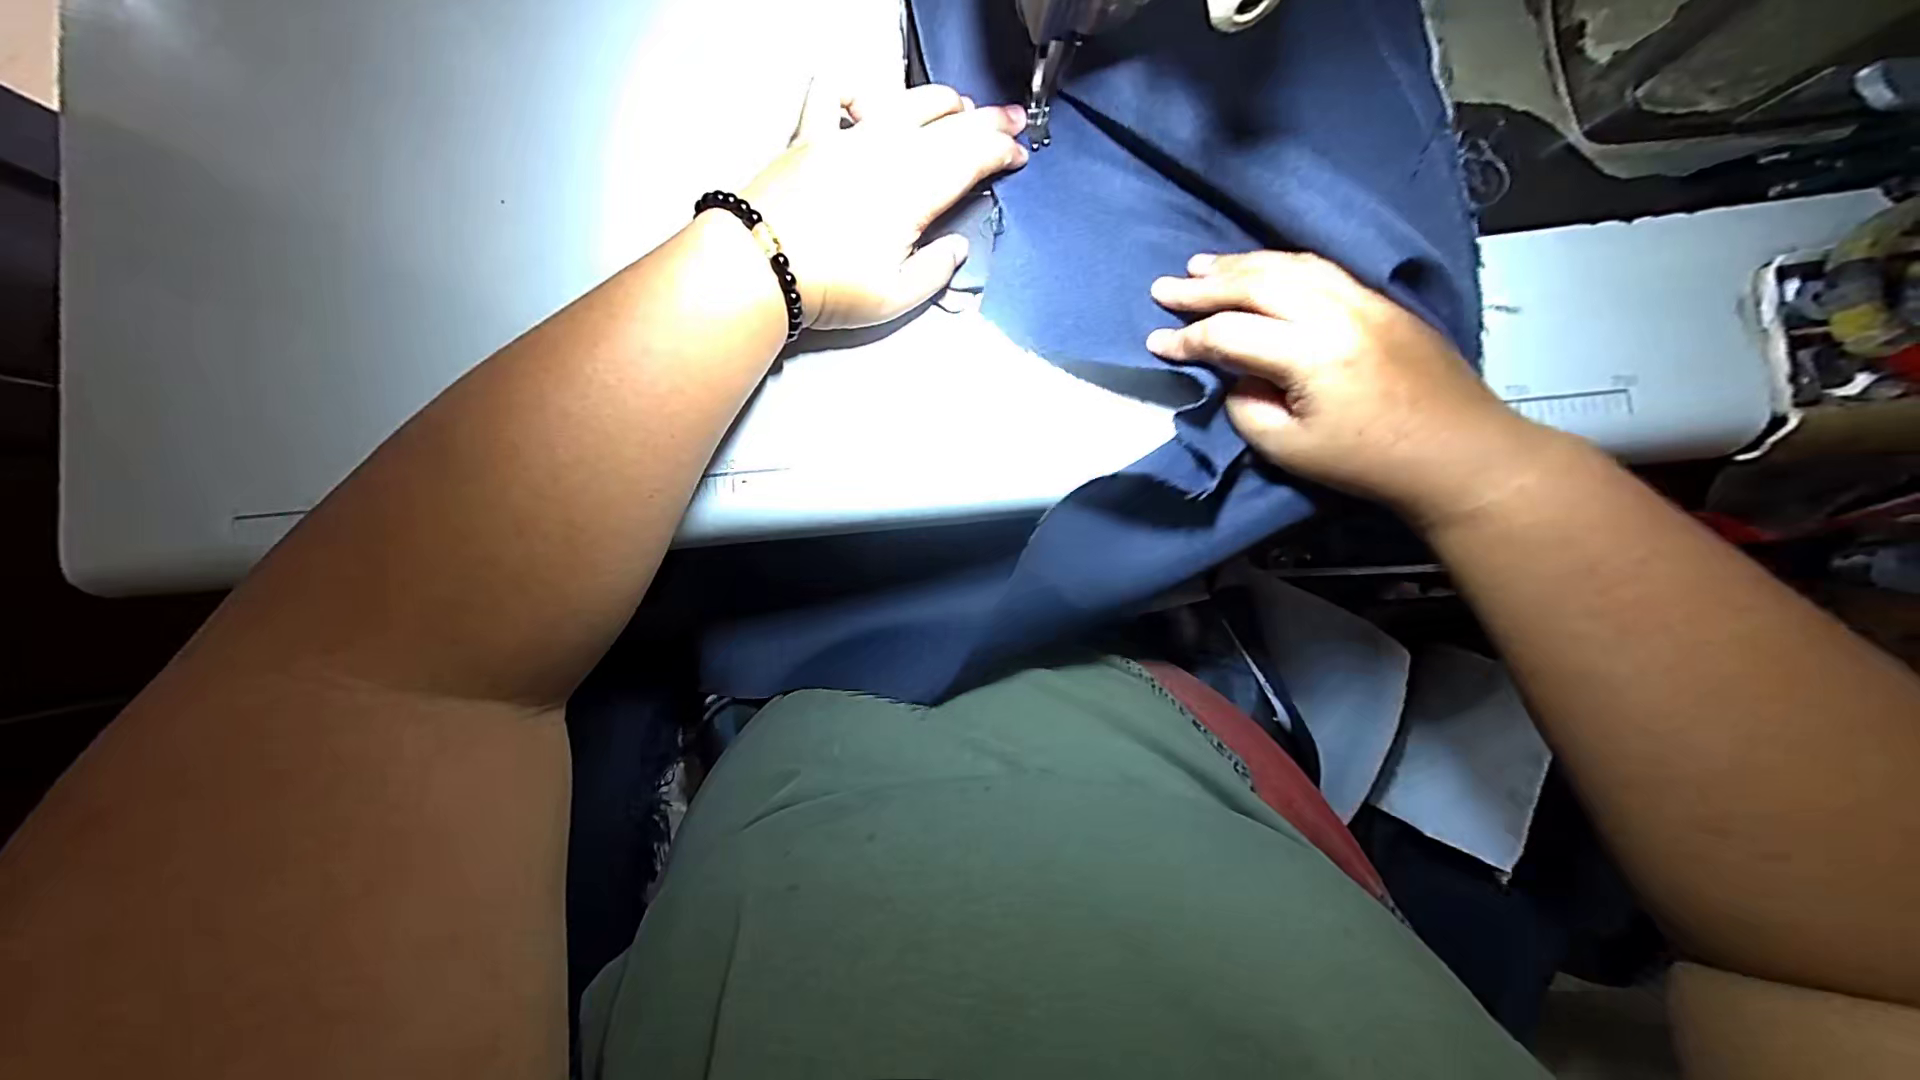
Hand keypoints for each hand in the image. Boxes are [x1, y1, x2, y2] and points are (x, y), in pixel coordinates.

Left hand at [738, 84, 1029, 330]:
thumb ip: (936, 269)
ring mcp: (847, 137)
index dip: (1001, 153)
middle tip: (1009, 120)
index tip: (1018, 155)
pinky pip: (832, 93)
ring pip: (904, 100)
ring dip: (938, 100)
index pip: (972, 158)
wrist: (760, 264)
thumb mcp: (897, 296)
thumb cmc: (828, 285)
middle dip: (987, 120)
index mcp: (915, 190)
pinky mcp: (810, 135)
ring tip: (957, 105)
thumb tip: (956, 248)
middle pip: (949, 124)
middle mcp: (886, 151)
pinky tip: (867, 99)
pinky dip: (853, 88)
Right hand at [1147, 251, 1564, 530]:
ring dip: (1240, 264)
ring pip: (1290, 266)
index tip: (1155, 342)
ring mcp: (1363, 301)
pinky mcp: (1380, 303)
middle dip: (1204, 286)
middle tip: (1164, 286)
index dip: (1187, 338)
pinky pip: (1318, 269)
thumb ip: (1246, 404)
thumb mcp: (1285, 447)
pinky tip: (1259, 268)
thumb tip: (1237, 375)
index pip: (1231, 333)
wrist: (1457, 452)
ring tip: (1202, 265)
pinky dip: (1278, 265)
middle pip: (1257, 284)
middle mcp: (1336, 313)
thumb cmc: (1366, 461)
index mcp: (1311, 354)